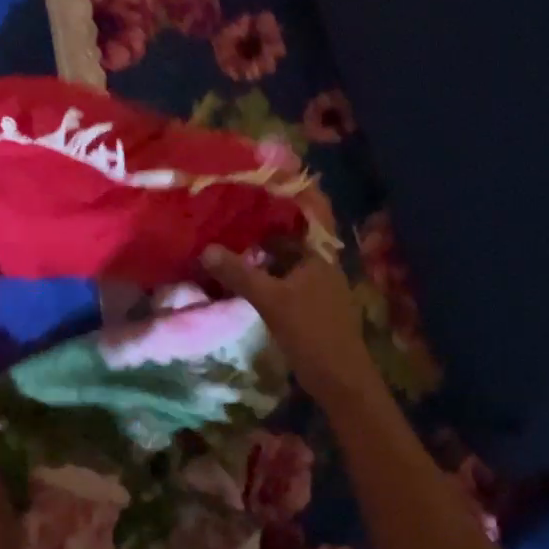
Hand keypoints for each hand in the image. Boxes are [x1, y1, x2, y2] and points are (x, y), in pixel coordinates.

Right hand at [201, 193, 377, 404]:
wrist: (341, 380)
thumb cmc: (313, 334)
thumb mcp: (271, 301)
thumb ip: (239, 274)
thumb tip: (207, 248)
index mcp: (321, 253)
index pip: (313, 207)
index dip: (296, 186)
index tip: (269, 168)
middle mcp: (321, 261)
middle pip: (296, 228)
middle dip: (271, 212)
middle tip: (237, 196)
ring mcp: (315, 283)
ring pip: (288, 251)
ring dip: (265, 239)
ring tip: (232, 225)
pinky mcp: (307, 302)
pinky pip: (283, 272)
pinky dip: (265, 264)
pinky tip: (242, 265)